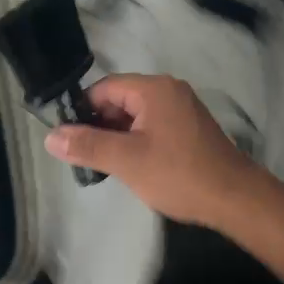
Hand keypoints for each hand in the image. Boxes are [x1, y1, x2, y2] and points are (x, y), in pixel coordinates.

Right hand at [44, 73, 269, 228]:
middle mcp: (169, 88)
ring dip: (119, 134)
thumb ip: (89, 146)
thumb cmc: (177, 173)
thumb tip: (52, 136)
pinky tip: (133, 164)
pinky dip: (138, 138)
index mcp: (154, 88)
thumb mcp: (127, 161)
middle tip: (86, 155)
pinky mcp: (189, 125)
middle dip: (102, 124)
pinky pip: (154, 122)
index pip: (106, 87)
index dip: (84, 110)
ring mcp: (182, 106)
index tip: (69, 136)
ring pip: (137, 112)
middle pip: (122, 98)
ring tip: (105, 163)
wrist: (232, 196)